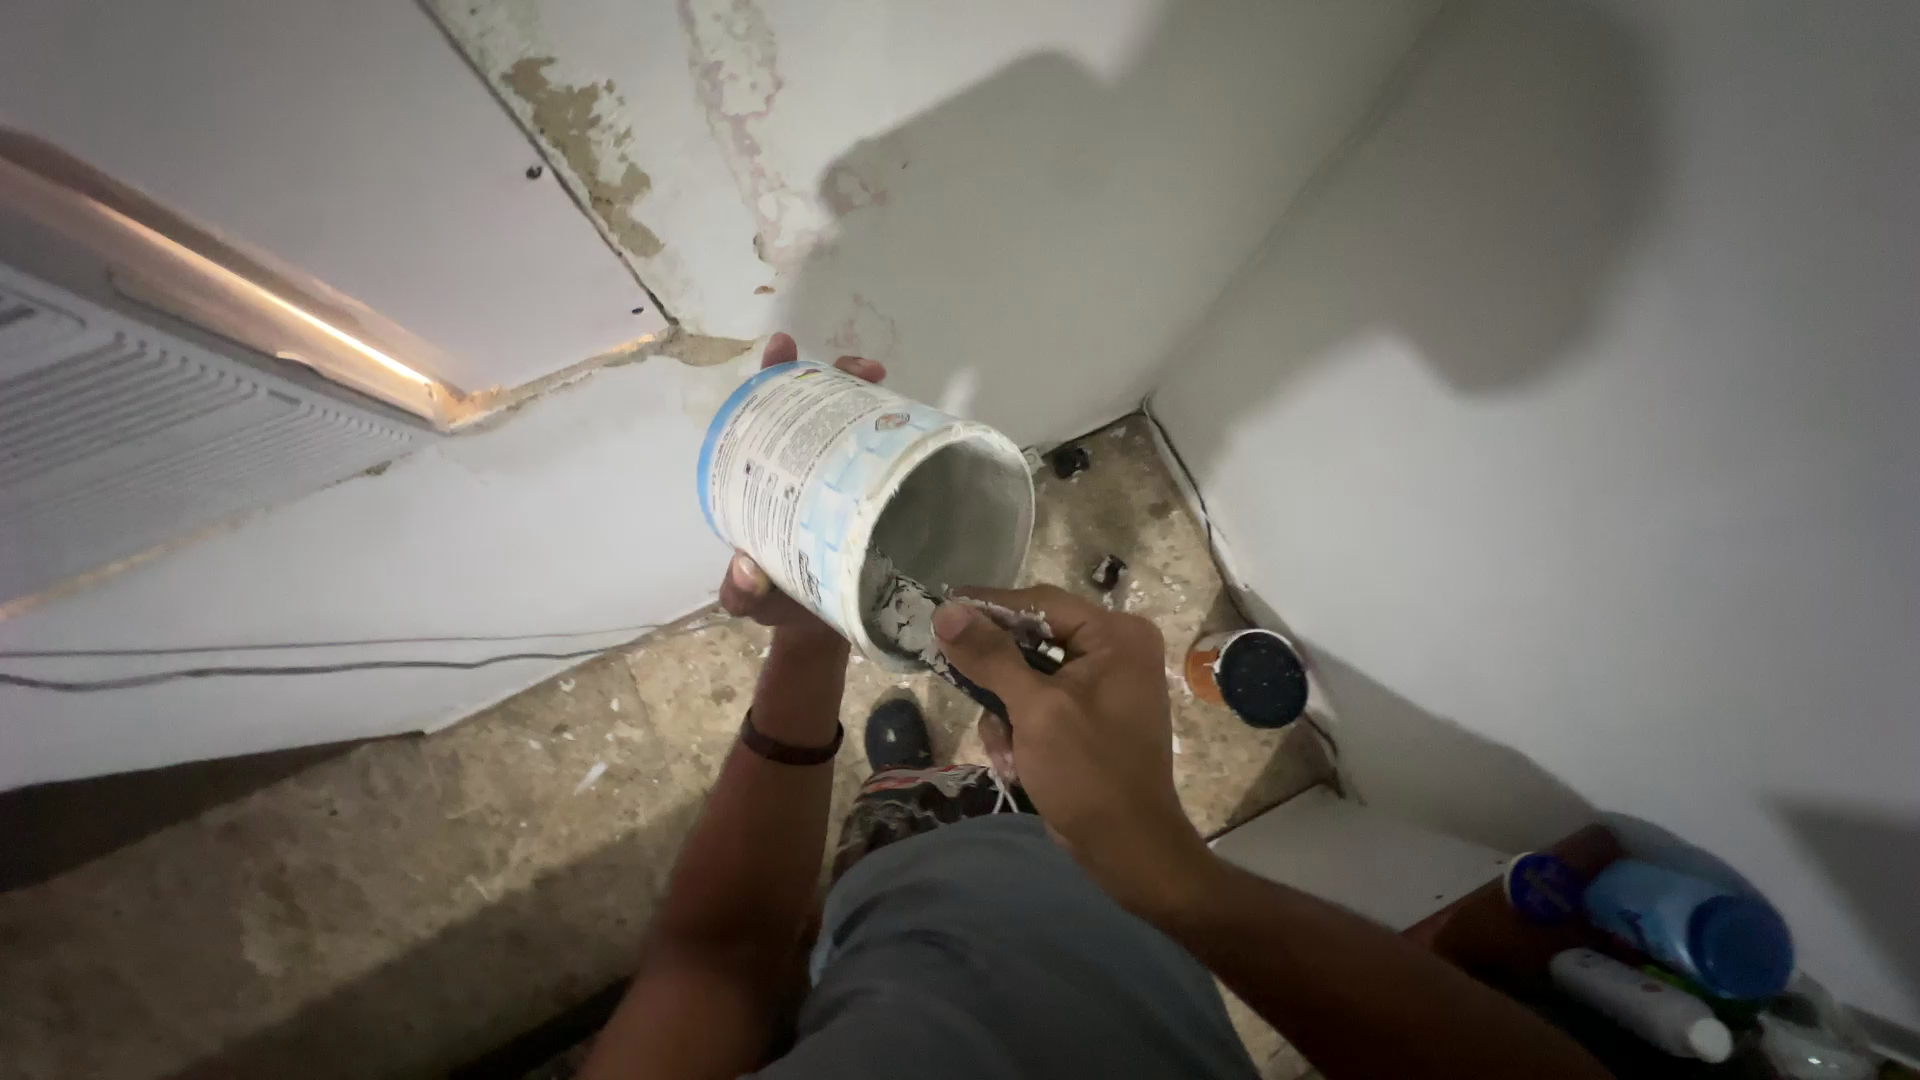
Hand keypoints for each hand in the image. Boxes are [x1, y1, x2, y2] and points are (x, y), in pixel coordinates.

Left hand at [717, 333, 884, 639]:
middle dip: (833, 378)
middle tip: (861, 369)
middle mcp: (802, 471)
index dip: (773, 380)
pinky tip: (916, 424)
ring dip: (867, 396)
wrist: (826, 629)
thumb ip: (743, 594)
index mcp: (766, 484)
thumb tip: (746, 565)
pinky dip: (899, 434)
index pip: (765, 421)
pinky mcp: (875, 496)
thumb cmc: (784, 607)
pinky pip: (886, 456)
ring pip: (853, 425)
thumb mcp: (756, 604)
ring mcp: (842, 480)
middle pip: (813, 410)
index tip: (786, 349)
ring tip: (883, 383)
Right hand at [931, 587, 1215, 916]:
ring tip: (1004, 747)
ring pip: (1027, 674)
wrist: (1127, 849)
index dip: (989, 606)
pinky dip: (1020, 729)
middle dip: (996, 675)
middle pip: (1032, 638)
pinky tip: (1016, 762)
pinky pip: (1038, 702)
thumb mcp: (1034, 709)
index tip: (941, 609)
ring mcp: (1102, 684)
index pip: (1041, 603)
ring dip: (1005, 712)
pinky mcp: (1087, 715)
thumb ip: (990, 656)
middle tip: (953, 675)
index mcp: (1116, 635)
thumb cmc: (1087, 771)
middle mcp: (1114, 650)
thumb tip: (946, 611)